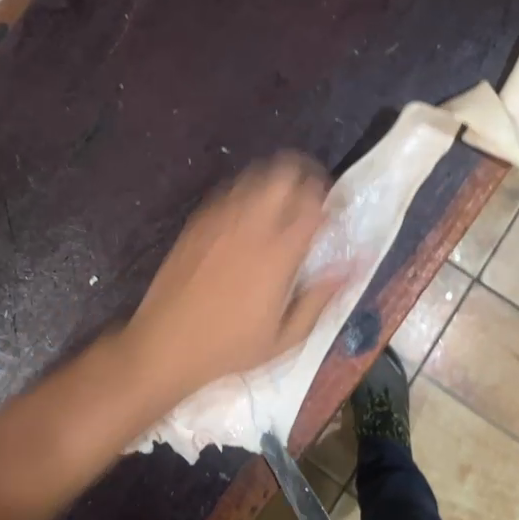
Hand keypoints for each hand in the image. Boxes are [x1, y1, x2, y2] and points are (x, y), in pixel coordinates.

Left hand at [121, 152, 341, 397]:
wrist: (167, 343)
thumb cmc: (231, 346)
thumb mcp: (286, 336)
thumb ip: (320, 296)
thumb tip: (351, 265)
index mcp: (279, 252)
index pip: (312, 201)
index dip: (327, 196)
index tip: (331, 206)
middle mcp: (251, 225)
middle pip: (283, 173)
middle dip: (301, 176)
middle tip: (308, 193)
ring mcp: (220, 219)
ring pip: (254, 176)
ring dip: (272, 180)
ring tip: (280, 198)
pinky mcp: (197, 221)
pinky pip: (227, 191)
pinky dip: (244, 192)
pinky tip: (246, 212)